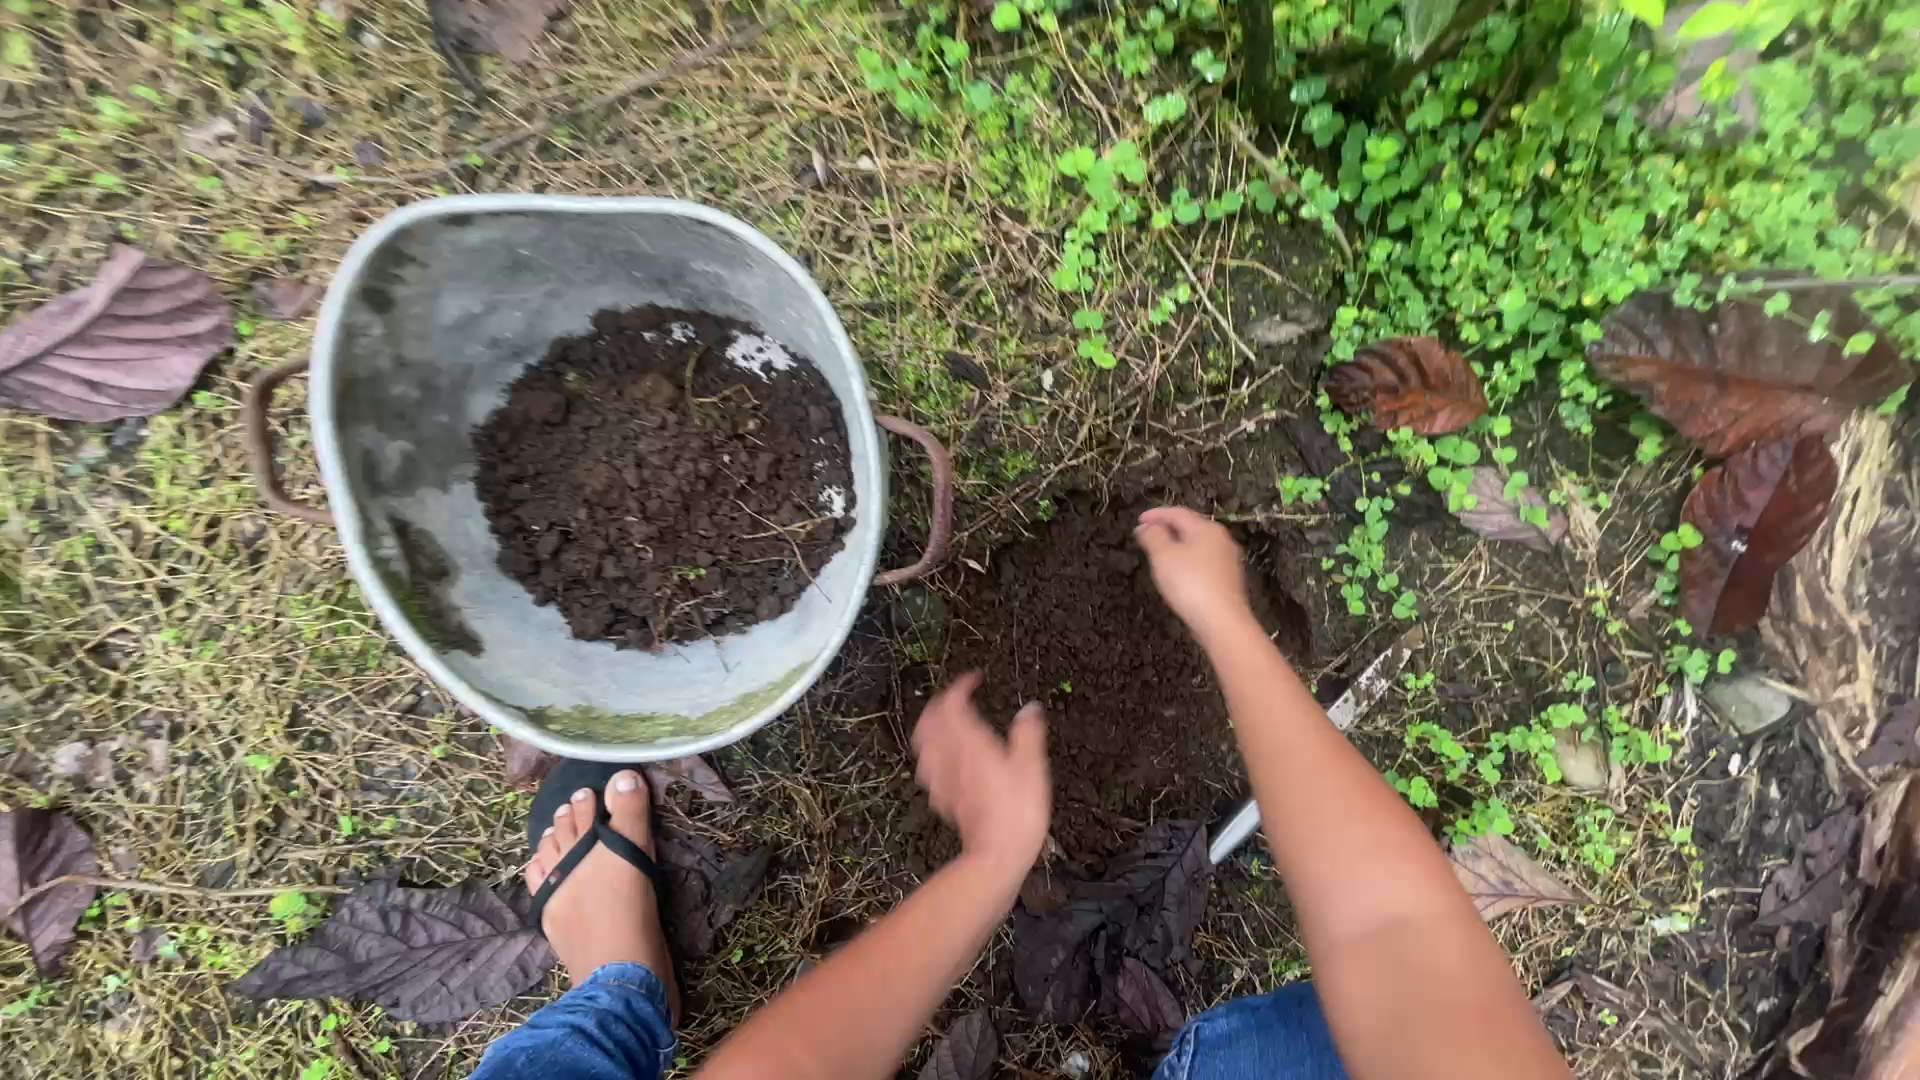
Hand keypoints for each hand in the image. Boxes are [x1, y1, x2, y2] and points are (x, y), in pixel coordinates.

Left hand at [911, 673, 1050, 875]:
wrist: (997, 854)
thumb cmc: (1017, 811)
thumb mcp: (1032, 765)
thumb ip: (1028, 733)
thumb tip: (1030, 709)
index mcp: (970, 742)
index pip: (953, 703)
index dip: (960, 686)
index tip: (973, 680)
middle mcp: (951, 756)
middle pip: (929, 721)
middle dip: (938, 703)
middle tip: (954, 698)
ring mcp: (943, 779)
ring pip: (922, 744)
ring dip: (928, 727)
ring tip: (940, 722)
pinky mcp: (944, 799)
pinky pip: (928, 770)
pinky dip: (931, 756)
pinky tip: (942, 761)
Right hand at [1134, 505, 1253, 641]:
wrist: (1222, 621)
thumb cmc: (1190, 583)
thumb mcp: (1163, 556)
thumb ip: (1153, 536)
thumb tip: (1147, 526)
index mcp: (1206, 528)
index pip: (1178, 513)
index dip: (1156, 514)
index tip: (1138, 520)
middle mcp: (1221, 539)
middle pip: (1190, 526)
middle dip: (1167, 528)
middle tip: (1147, 535)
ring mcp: (1228, 559)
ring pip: (1198, 544)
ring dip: (1177, 545)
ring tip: (1159, 553)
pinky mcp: (1228, 579)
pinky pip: (1203, 561)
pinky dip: (1187, 559)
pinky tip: (1178, 572)